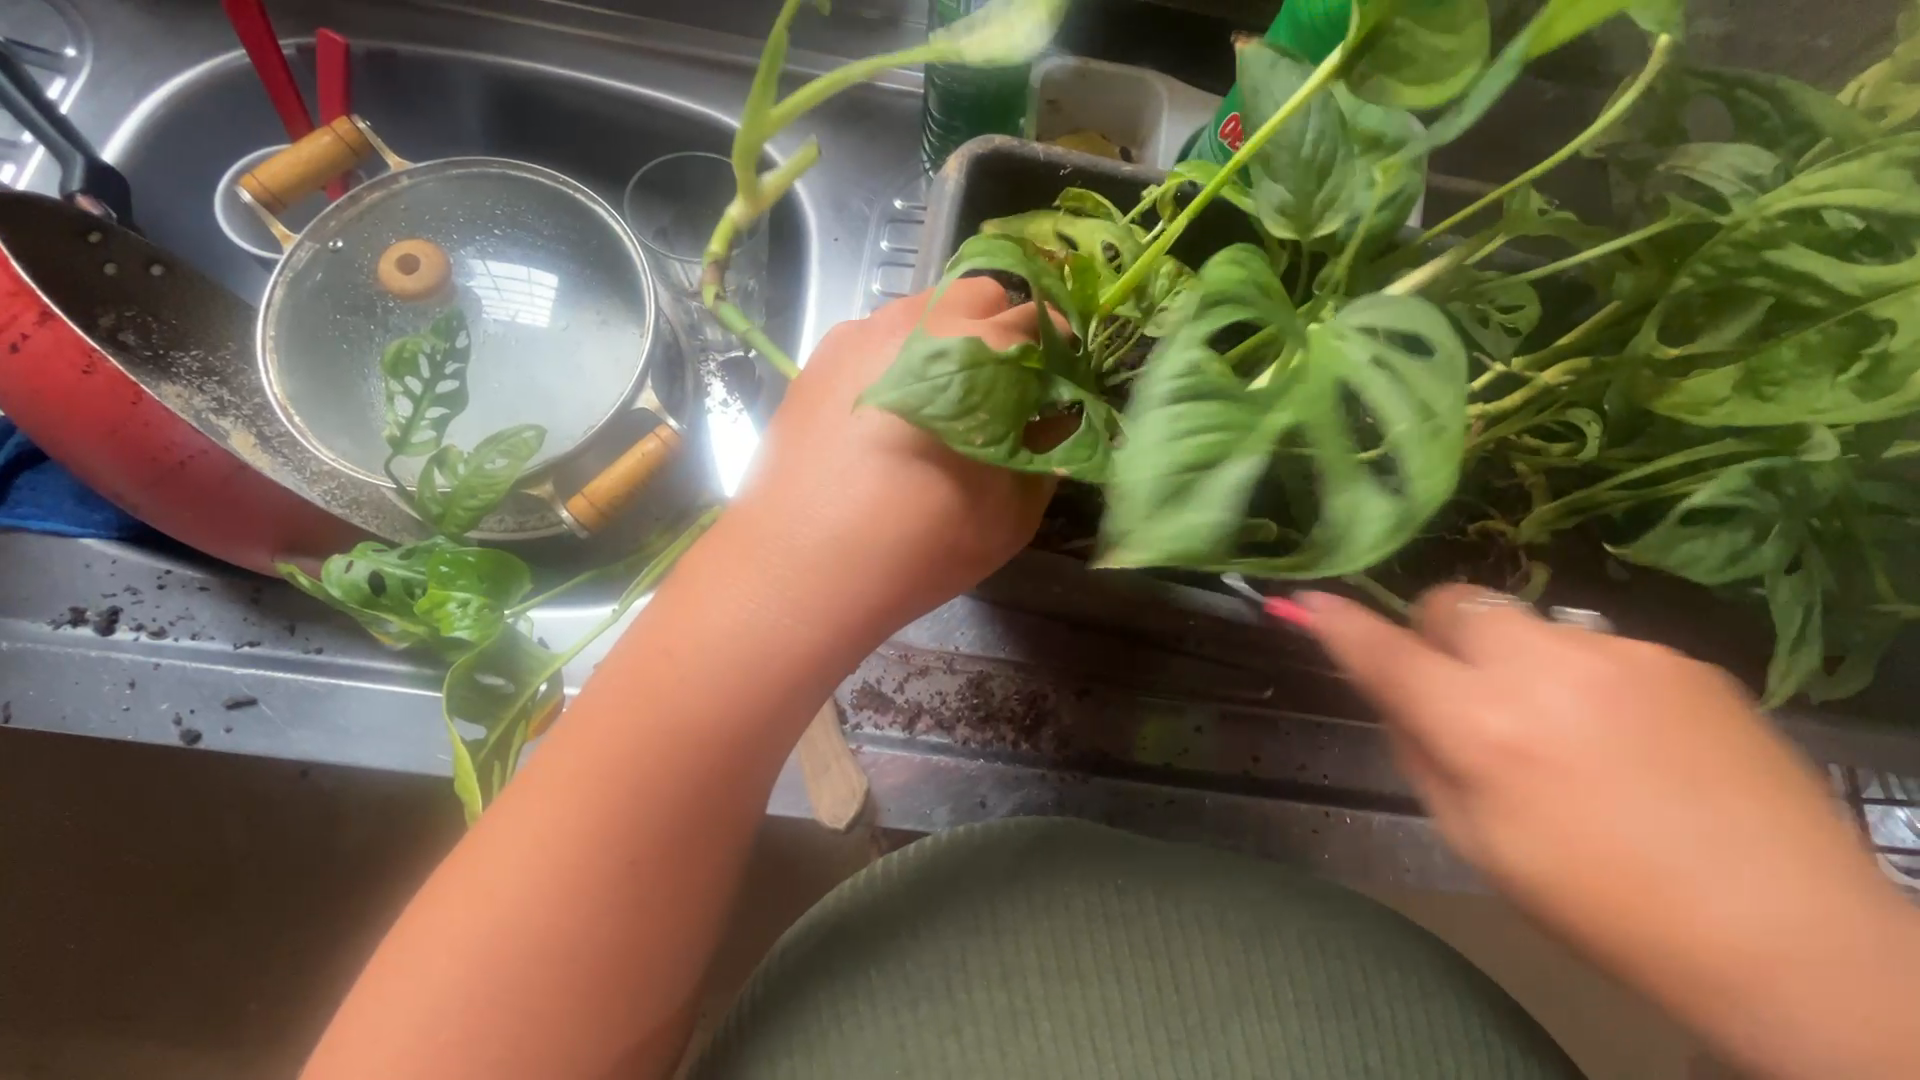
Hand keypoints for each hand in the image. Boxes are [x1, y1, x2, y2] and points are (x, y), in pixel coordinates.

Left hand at [722, 279, 1058, 639]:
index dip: (1057, 359)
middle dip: (1005, 334)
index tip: (1051, 397)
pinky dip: (903, 354)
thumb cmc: (914, 549)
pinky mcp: (824, 354)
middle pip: (983, 296)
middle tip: (1001, 396)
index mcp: (977, 356)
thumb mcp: (1009, 516)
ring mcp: (863, 332)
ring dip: (952, 339)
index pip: (1042, 326)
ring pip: (928, 307)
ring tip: (943, 403)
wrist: (796, 568)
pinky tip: (892, 409)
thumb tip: (1052, 418)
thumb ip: (1046, 454)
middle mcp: (919, 323)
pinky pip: (881, 333)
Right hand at [1303, 586, 1919, 1079]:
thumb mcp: (1471, 837)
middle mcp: (1541, 669)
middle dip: (1437, 632)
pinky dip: (1580, 677)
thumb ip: (1417, 748)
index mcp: (1480, 726)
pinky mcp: (1681, 659)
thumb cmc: (1597, 903)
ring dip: (1513, 658)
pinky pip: (1594, 647)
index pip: (1382, 652)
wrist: (1785, 933)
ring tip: (1558, 728)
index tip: (1303, 600)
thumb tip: (1389, 690)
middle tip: (1457, 687)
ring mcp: (1618, 654)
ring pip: (1526, 624)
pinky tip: (1622, 738)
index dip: (1335, 623)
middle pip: (1454, 602)